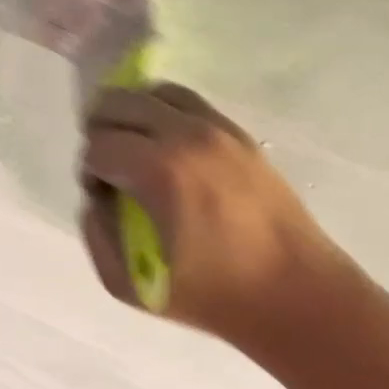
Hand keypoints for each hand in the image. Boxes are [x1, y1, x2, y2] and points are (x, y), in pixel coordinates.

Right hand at [78, 82, 353, 341]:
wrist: (299, 296)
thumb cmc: (214, 295)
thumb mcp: (130, 285)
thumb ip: (96, 234)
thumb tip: (98, 198)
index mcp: (159, 170)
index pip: (98, 145)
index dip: (90, 171)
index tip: (102, 198)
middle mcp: (187, 136)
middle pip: (118, 103)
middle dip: (100, 133)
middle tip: (109, 169)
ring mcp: (218, 129)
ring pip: (153, 92)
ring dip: (131, 115)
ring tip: (133, 149)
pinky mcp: (240, 135)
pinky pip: (187, 102)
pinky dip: (162, 113)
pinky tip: (164, 147)